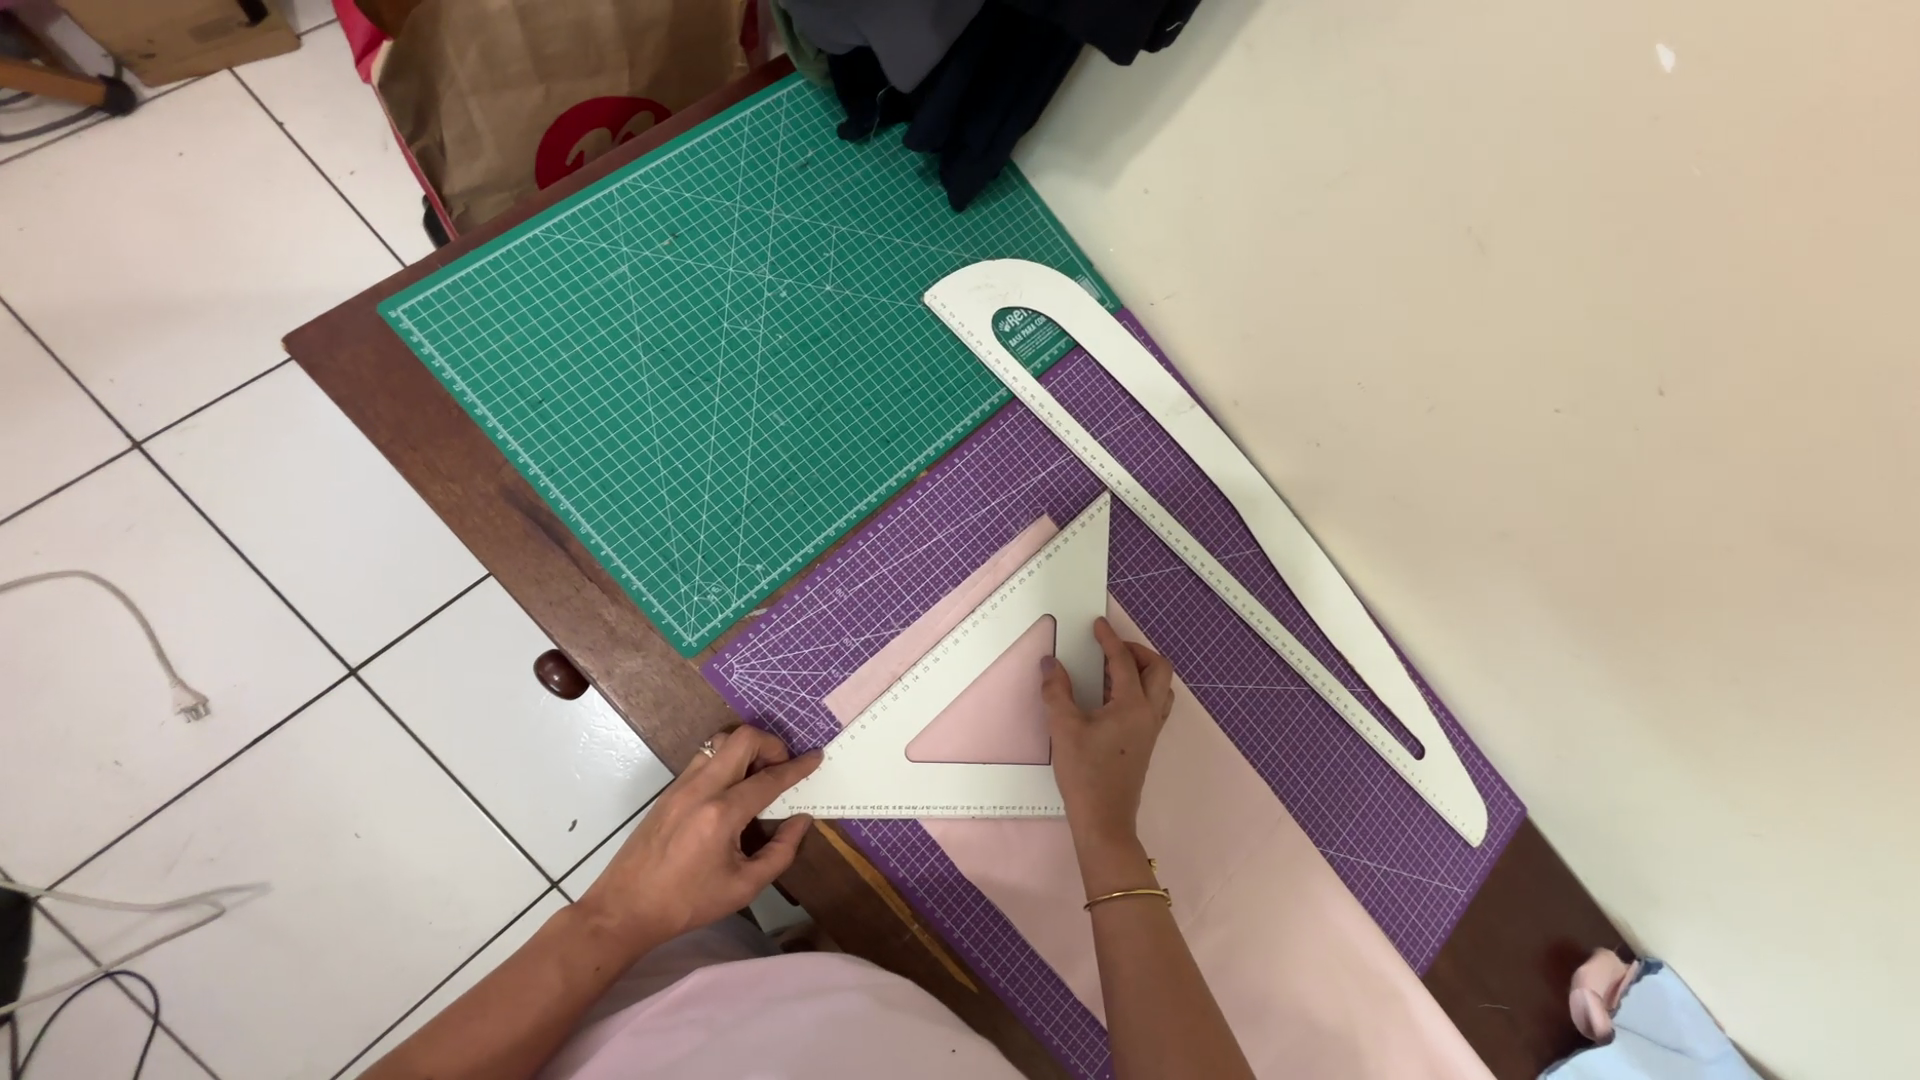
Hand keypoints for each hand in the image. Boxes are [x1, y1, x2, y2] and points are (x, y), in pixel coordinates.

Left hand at [575, 726, 819, 957]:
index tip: (816, 757)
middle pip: (742, 738)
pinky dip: (727, 761)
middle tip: (781, 768)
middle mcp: (701, 789)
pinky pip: (705, 759)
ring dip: (746, 750)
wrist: (624, 909)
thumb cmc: (687, 903)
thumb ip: (781, 852)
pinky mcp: (669, 791)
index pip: (769, 778)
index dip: (798, 766)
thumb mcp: (744, 887)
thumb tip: (801, 821)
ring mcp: (681, 786)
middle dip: (771, 745)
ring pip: (721, 743)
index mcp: (722, 813)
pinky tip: (733, 791)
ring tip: (757, 777)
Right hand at [1041, 617, 1175, 854]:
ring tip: (1113, 669)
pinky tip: (1113, 696)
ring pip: (1161, 687)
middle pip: (1159, 669)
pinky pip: (1153, 703)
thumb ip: (1057, 691)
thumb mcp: (1063, 728)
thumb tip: (1051, 665)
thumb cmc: (1085, 774)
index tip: (1098, 624)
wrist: (1105, 820)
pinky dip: (1140, 688)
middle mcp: (1149, 713)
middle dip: (1137, 651)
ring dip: (1143, 670)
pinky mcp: (1146, 742)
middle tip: (1111, 647)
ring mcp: (1151, 730)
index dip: (1109, 639)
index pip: (1124, 661)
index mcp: (1133, 705)